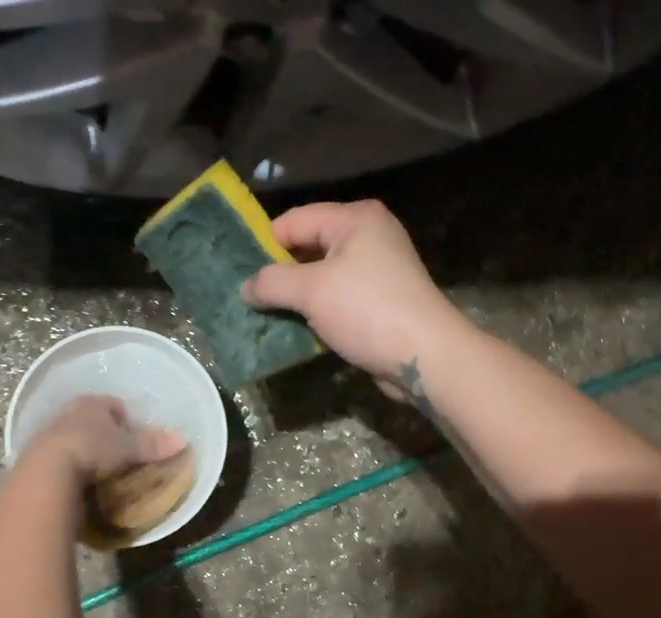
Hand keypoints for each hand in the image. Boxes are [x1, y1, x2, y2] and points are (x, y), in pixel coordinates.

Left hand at [21, 395, 186, 486]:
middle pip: (93, 421)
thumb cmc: (93, 449)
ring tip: (101, 473)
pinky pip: (62, 457)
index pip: (115, 406)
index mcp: (92, 403)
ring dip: (87, 451)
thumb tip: (183, 440)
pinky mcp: (38, 456)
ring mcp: (50, 432)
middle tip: (121, 458)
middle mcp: (69, 412)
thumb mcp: (128, 449)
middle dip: (106, 436)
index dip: (128, 422)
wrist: (48, 471)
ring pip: (76, 438)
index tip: (136, 440)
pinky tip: (80, 482)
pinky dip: (72, 467)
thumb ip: (153, 445)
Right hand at [240, 200, 475, 393]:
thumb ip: (272, 283)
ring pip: (319, 278)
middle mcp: (367, 237)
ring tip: (262, 315)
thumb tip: (244, 287)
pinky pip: (334, 300)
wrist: (422, 355)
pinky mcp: (376, 302)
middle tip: (246, 297)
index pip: (295, 220)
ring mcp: (374, 271)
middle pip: (307, 248)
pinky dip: (313, 313)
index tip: (238, 273)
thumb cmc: (366, 310)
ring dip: (294, 297)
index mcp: (355, 219)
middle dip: (278, 273)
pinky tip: (291, 330)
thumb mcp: (312, 291)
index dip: (264, 244)